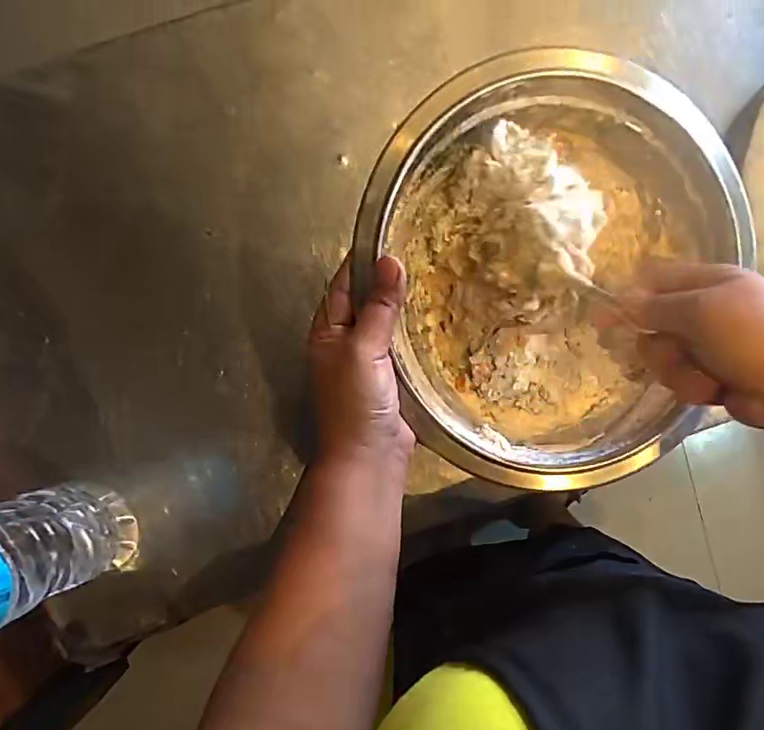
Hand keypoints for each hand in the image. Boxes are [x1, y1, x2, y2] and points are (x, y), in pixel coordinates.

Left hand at [310, 254, 413, 462]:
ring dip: (405, 311)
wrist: (370, 455)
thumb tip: (391, 262)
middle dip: (387, 285)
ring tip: (431, 286)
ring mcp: (370, 366)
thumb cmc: (357, 402)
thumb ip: (379, 309)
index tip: (388, 240)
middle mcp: (346, 345)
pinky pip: (404, 352)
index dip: (363, 264)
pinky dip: (417, 338)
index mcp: (328, 333)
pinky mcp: (393, 384)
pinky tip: (435, 327)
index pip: (344, 287)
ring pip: (388, 329)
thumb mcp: (364, 350)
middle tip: (419, 259)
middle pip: (367, 306)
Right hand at [622, 262, 763, 429]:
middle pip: (655, 326)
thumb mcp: (703, 311)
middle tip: (678, 354)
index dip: (627, 298)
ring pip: (669, 361)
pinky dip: (698, 390)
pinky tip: (718, 394)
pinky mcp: (720, 381)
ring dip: (681, 374)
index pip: (655, 279)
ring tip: (710, 381)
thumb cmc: (756, 335)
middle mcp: (708, 311)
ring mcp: (715, 348)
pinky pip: (688, 383)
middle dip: (660, 347)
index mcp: (708, 281)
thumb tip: (621, 297)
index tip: (602, 323)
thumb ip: (658, 306)